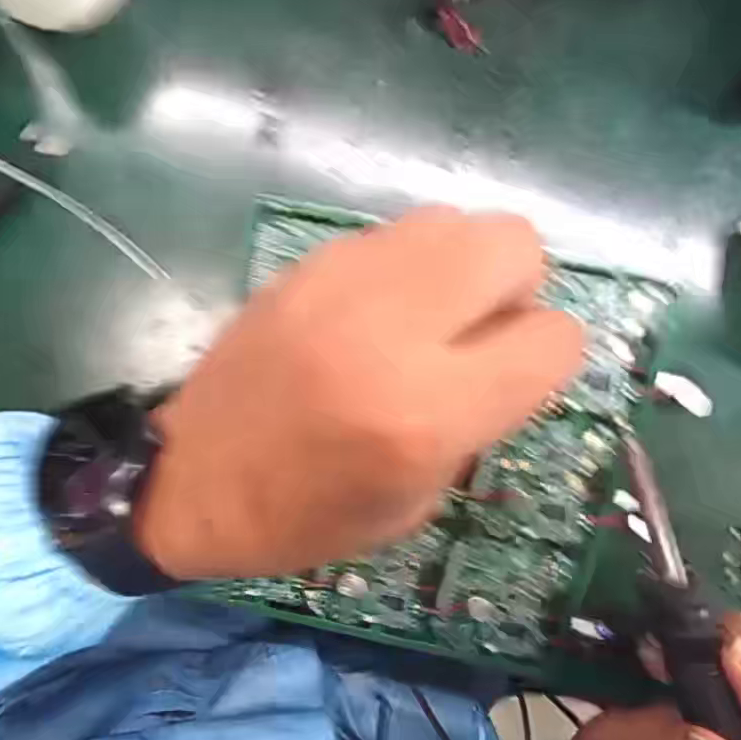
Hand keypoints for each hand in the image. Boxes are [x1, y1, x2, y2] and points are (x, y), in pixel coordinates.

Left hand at [135, 208, 582, 579]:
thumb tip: (502, 363)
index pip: (553, 339)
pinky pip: (382, 238)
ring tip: (419, 319)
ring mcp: (334, 289)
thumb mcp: (407, 505)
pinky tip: (363, 314)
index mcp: (424, 413)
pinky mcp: (295, 273)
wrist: (187, 483)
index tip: (510, 380)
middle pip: (512, 244)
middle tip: (472, 334)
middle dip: (512, 289)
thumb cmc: (295, 518)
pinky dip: (395, 267)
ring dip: (455, 267)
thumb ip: (474, 426)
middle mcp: (388, 332)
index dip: (543, 361)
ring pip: (447, 222)